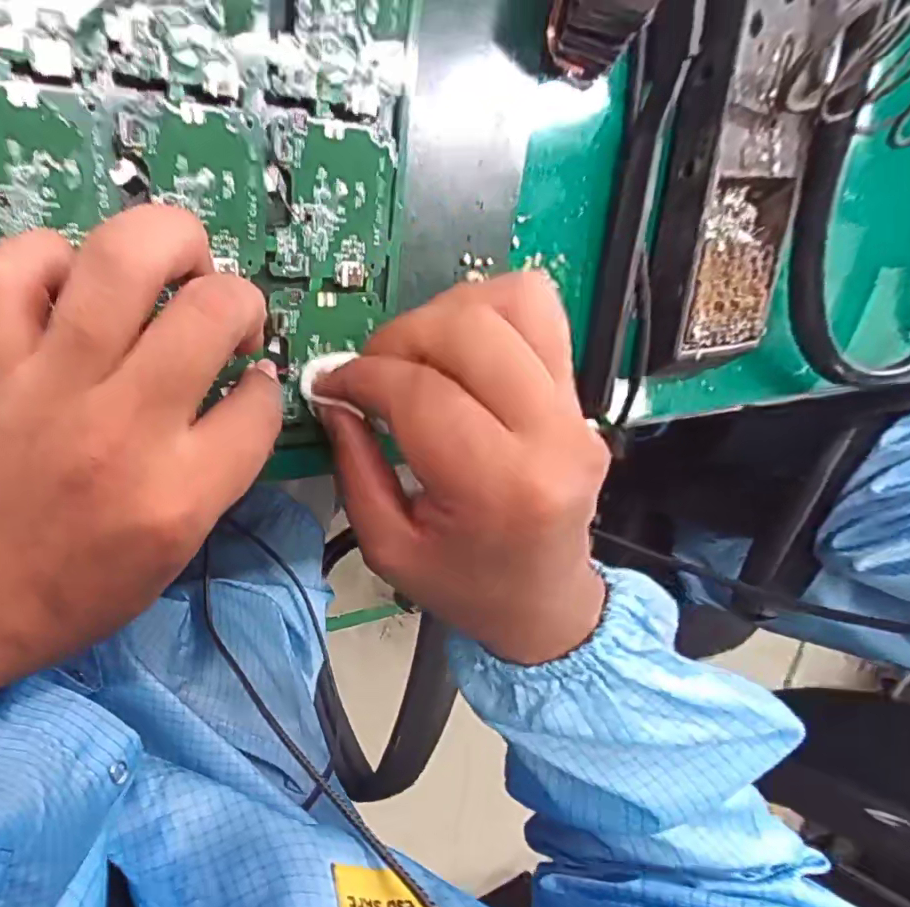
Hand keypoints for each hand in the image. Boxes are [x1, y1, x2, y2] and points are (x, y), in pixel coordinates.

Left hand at [0, 206, 282, 690]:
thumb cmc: (78, 595)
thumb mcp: (173, 554)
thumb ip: (216, 473)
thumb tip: (240, 389)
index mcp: (178, 494)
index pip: (260, 402)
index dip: (263, 388)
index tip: (243, 388)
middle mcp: (122, 429)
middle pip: (212, 308)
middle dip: (239, 298)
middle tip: (217, 318)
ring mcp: (52, 391)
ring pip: (119, 261)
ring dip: (166, 240)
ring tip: (168, 266)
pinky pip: (12, 273)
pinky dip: (46, 255)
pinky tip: (70, 284)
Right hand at [316, 272, 609, 664]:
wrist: (543, 601)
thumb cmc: (460, 585)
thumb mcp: (385, 546)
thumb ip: (355, 469)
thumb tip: (334, 400)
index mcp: (498, 487)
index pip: (423, 392)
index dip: (362, 376)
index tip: (329, 385)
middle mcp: (550, 435)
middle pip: (470, 331)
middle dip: (397, 339)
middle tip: (366, 372)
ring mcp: (575, 407)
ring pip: (512, 303)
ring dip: (442, 317)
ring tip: (409, 358)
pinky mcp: (580, 393)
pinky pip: (538, 312)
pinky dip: (482, 313)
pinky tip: (450, 350)